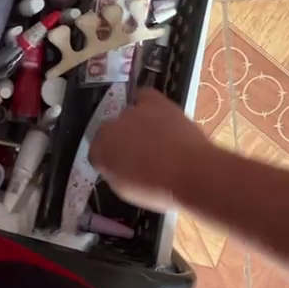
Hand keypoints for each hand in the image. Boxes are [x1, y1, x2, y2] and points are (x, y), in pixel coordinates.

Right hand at [92, 92, 210, 212]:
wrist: (192, 173)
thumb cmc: (159, 190)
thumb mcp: (126, 191)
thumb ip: (114, 172)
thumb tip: (117, 165)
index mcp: (99, 153)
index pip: (96, 152)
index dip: (110, 159)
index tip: (123, 167)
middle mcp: (108, 128)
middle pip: (110, 131)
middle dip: (121, 140)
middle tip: (139, 154)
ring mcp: (130, 112)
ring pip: (127, 115)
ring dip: (136, 125)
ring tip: (156, 138)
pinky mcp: (151, 100)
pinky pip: (142, 96)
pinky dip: (146, 104)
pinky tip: (156, 115)